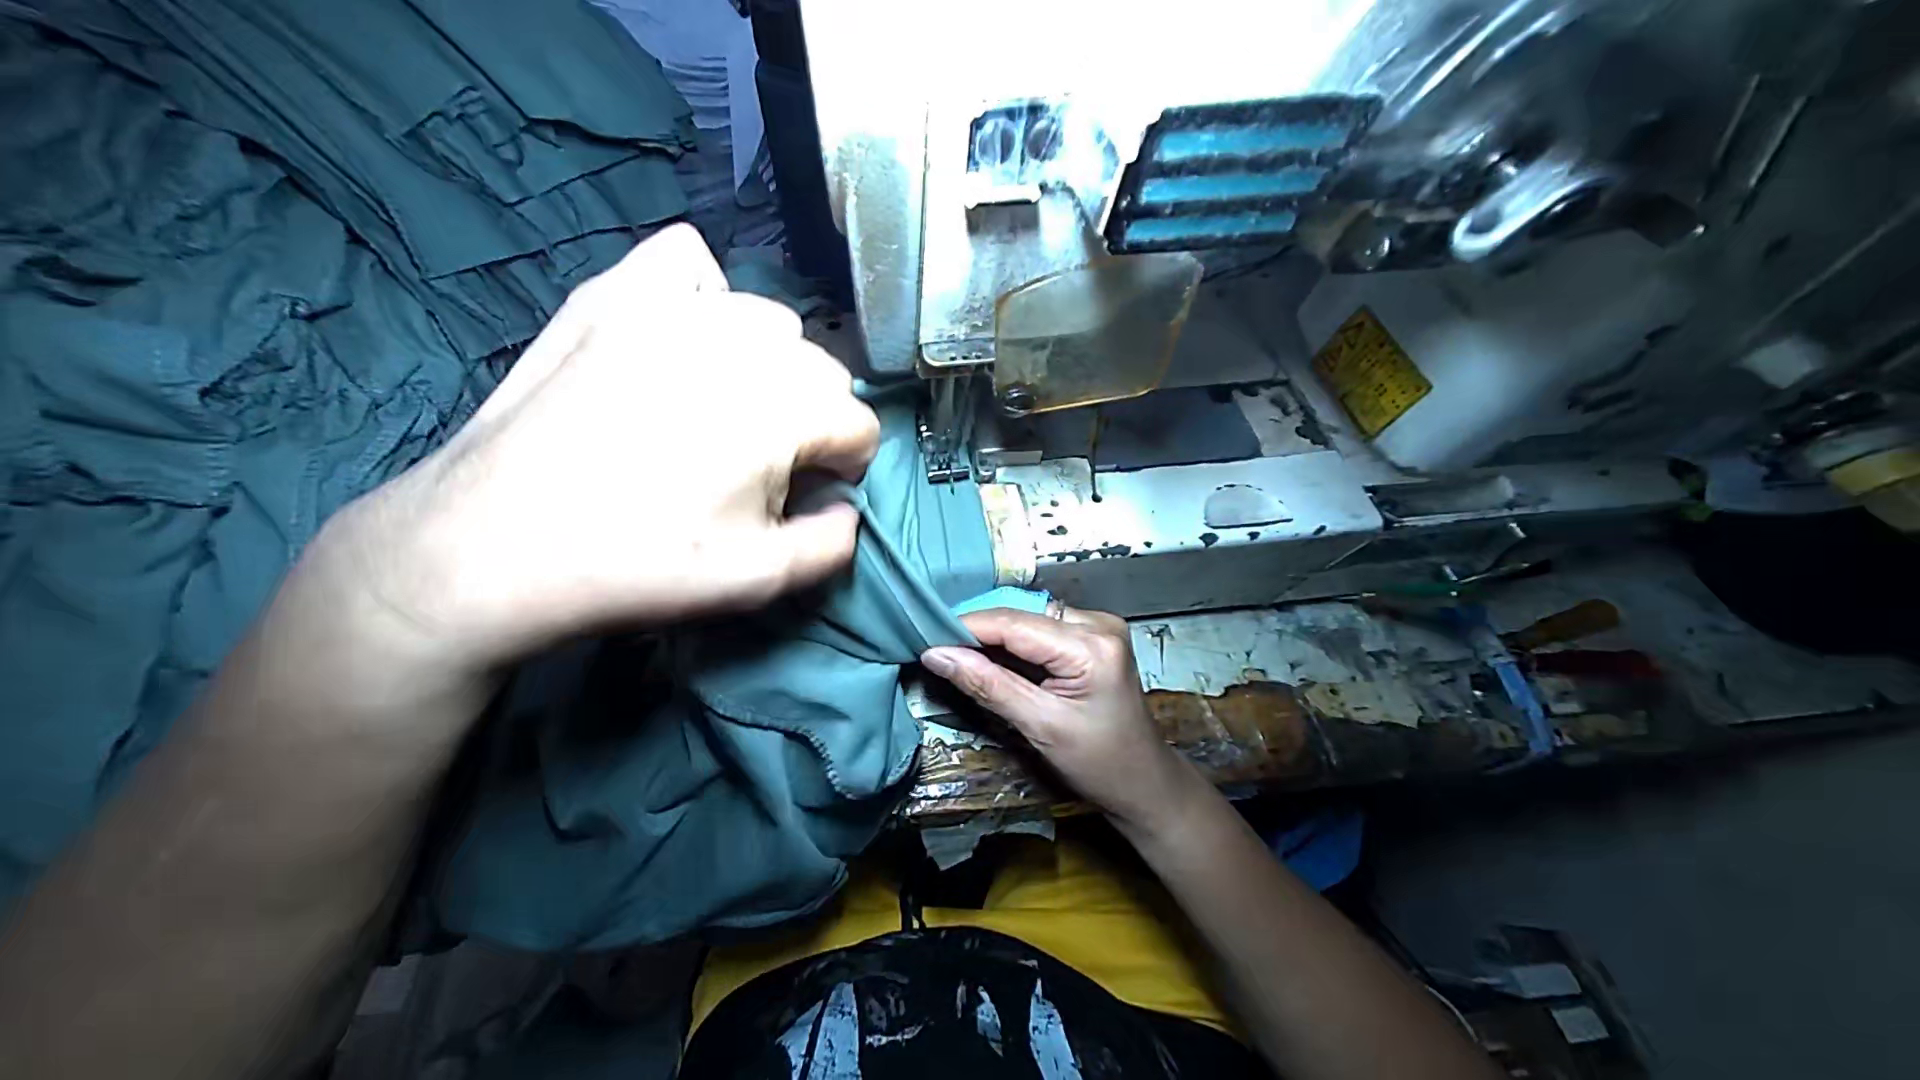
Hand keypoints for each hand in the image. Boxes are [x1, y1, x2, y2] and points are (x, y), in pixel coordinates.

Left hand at [302, 224, 879, 682]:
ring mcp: (671, 306)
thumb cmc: (636, 566)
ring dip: (769, 366)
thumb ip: (833, 544)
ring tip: (726, 409)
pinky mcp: (613, 294)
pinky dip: (705, 297)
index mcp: (782, 407)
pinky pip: (689, 265)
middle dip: (812, 418)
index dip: (845, 466)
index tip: (809, 494)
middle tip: (765, 464)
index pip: (858, 423)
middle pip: (822, 370)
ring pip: (768, 321)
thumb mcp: (758, 580)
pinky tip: (685, 344)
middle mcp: (740, 339)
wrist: (490, 546)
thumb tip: (846, 507)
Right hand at [920, 607, 1208, 833]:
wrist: (1143, 782)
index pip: (1014, 623)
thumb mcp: (1039, 726)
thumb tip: (936, 654)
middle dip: (977, 630)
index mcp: (1091, 644)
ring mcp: (1097, 626)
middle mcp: (1097, 623)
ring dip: (992, 636)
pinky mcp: (1092, 636)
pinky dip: (1012, 642)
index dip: (966, 627)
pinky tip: (989, 656)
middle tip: (935, 645)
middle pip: (1021, 616)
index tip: (926, 638)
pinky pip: (1040, 628)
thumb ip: (987, 685)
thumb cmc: (1099, 763)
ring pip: (1028, 619)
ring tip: (954, 650)